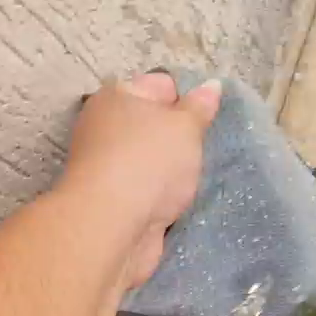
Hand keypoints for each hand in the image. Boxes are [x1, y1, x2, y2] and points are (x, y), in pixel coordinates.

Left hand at [56, 74, 221, 289]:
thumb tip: (210, 86)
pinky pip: (146, 196)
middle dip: (180, 142)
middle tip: (199, 154)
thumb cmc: (148, 163)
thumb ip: (200, 108)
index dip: (187, 102)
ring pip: (151, 165)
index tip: (205, 123)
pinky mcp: (113, 206)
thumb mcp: (185, 126)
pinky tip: (177, 207)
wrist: (111, 228)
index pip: (161, 86)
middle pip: (154, 129)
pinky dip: (161, 201)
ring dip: (172, 175)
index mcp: (116, 98)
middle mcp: (105, 131)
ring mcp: (107, 172)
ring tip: (191, 182)